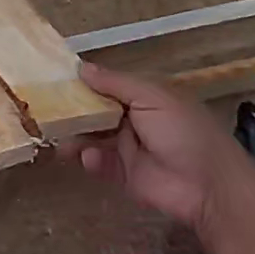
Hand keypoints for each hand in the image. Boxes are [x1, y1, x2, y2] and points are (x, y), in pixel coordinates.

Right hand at [61, 63, 253, 232]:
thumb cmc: (182, 131)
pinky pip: (101, 164)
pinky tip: (87, 158)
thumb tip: (81, 67)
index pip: (108, 85)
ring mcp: (129, 148)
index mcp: (143, 96)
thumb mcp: (150, 97)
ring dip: (76, 135)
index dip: (84, 82)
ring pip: (94, 137)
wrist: (208, 186)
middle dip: (74, 110)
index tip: (55, 78)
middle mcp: (134, 119)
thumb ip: (114, 83)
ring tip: (57, 136)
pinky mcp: (125, 175)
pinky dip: (91, 159)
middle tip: (46, 109)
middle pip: (96, 111)